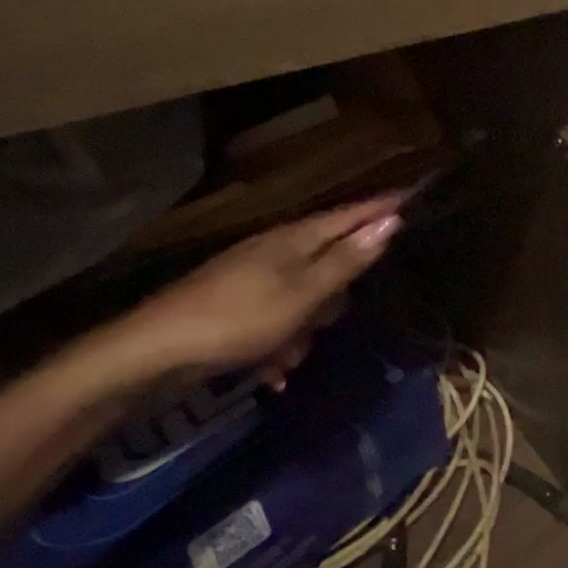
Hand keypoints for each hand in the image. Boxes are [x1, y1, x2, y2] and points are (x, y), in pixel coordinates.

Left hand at [93, 198, 404, 387]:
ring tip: (295, 355)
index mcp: (296, 238)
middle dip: (340, 289)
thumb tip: (391, 221)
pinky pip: (278, 318)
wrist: (154, 352)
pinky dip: (282, 341)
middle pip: (329, 257)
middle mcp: (276, 249)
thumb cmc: (240, 318)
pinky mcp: (234, 305)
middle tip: (340, 314)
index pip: (350, 215)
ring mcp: (252, 276)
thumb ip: (347, 261)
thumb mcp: (304, 293)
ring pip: (304, 294)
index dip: (381, 207)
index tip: (413, 196)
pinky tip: (274, 371)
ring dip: (308, 324)